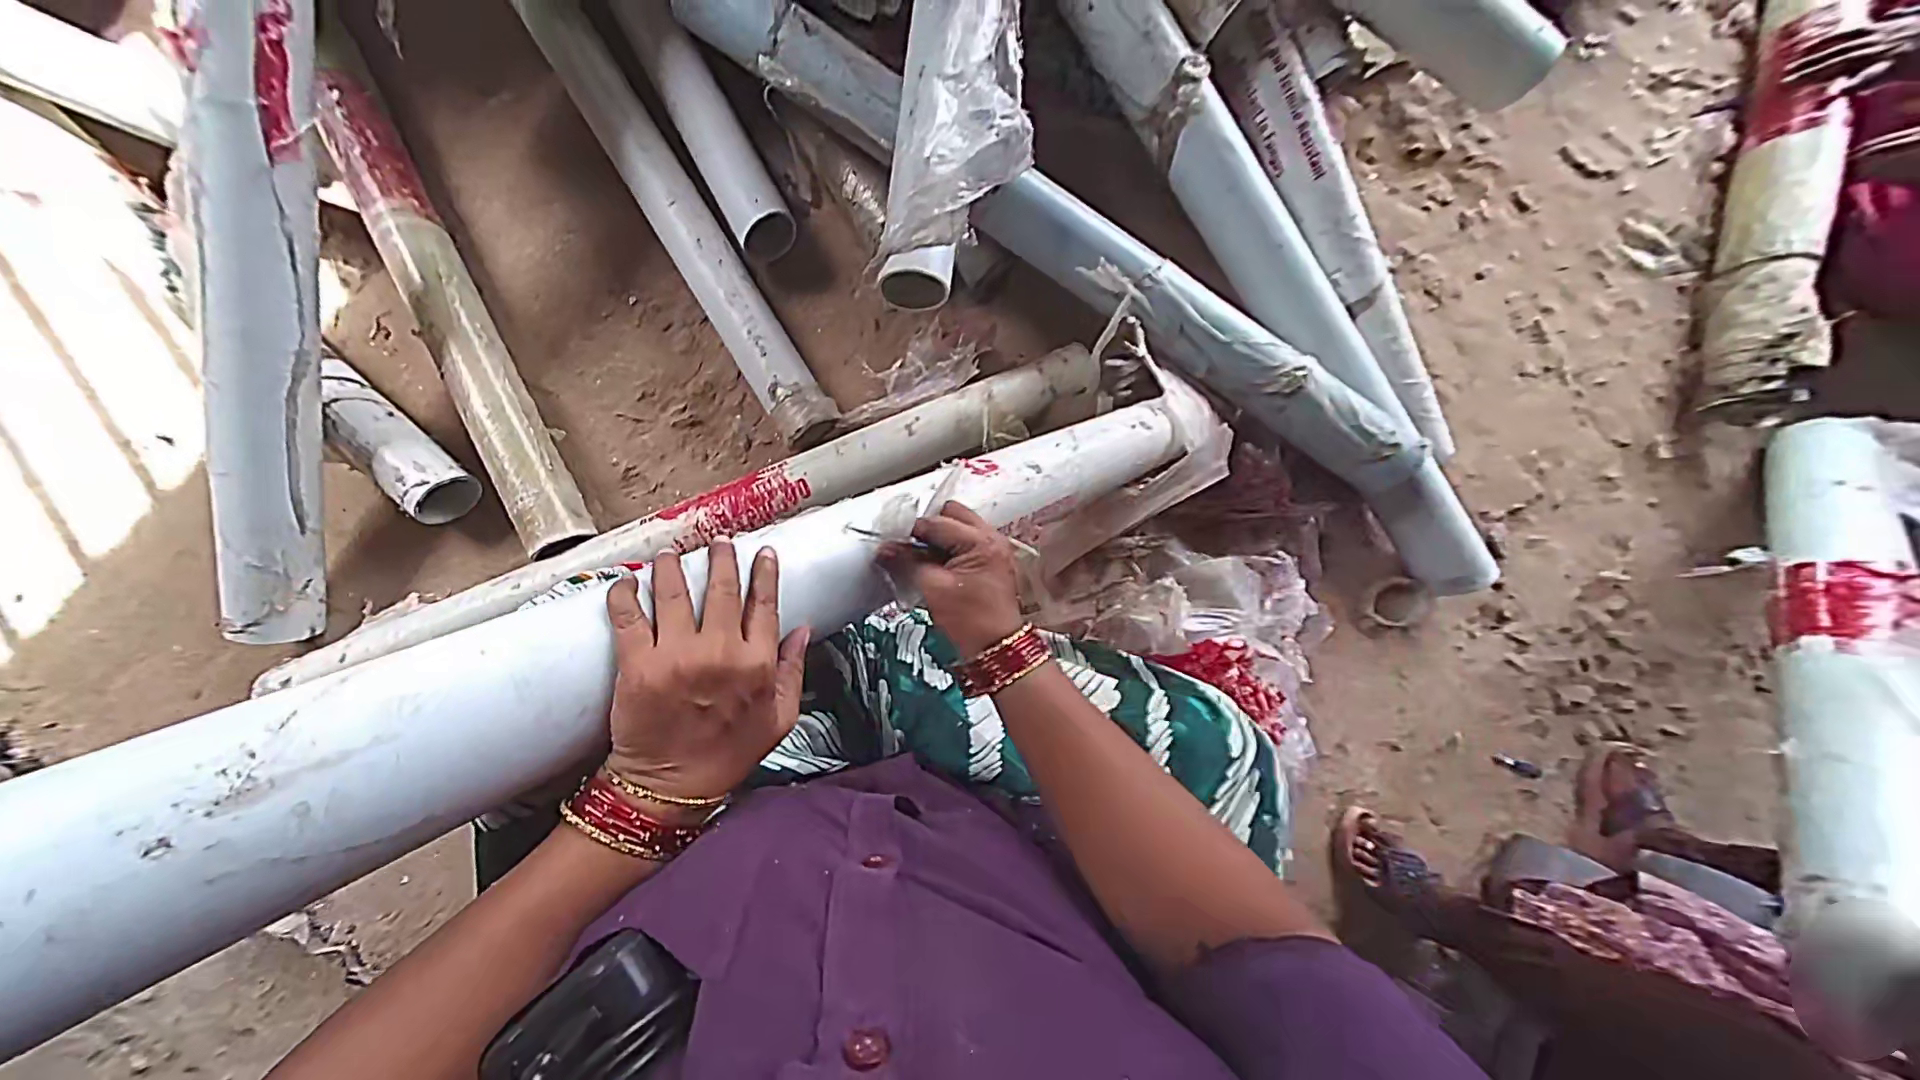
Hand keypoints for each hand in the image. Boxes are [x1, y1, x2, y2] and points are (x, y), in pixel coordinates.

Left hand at [603, 540, 809, 807]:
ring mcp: (677, 656)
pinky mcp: (638, 665)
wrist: (672, 786)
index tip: (762, 553)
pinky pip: (629, 616)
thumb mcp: (781, 717)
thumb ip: (794, 670)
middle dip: (721, 557)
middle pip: (723, 588)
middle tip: (717, 542)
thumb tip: (803, 630)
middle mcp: (720, 652)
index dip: (764, 573)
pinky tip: (627, 581)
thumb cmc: (730, 752)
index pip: (765, 604)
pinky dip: (626, 593)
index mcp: (757, 663)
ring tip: (670, 555)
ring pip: (676, 593)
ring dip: (673, 566)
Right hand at [883, 501, 1024, 657]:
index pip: (936, 523)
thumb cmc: (973, 623)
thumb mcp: (932, 589)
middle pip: (952, 514)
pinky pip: (966, 544)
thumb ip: (907, 563)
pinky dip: (949, 549)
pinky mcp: (991, 564)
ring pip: (959, 527)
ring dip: (938, 538)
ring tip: (919, 557)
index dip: (909, 532)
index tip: (891, 542)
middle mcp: (992, 540)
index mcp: (981, 542)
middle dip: (927, 527)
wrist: (996, 650)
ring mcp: (994, 551)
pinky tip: (934, 565)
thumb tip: (887, 550)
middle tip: (908, 545)